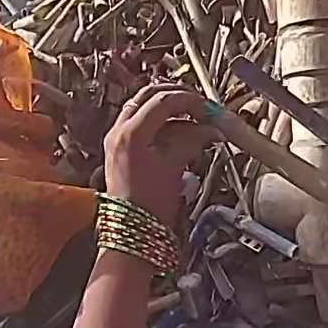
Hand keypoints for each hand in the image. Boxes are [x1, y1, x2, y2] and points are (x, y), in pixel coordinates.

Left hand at [101, 84, 218, 225]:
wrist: (132, 232)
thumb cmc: (151, 204)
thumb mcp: (175, 167)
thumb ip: (192, 140)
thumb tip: (210, 128)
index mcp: (131, 133)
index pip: (163, 100)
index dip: (189, 100)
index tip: (208, 107)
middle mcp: (119, 131)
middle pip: (149, 96)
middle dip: (176, 97)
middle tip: (199, 105)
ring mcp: (116, 138)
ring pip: (143, 107)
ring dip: (169, 110)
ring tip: (193, 120)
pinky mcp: (120, 148)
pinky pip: (140, 124)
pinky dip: (160, 123)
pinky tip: (179, 134)